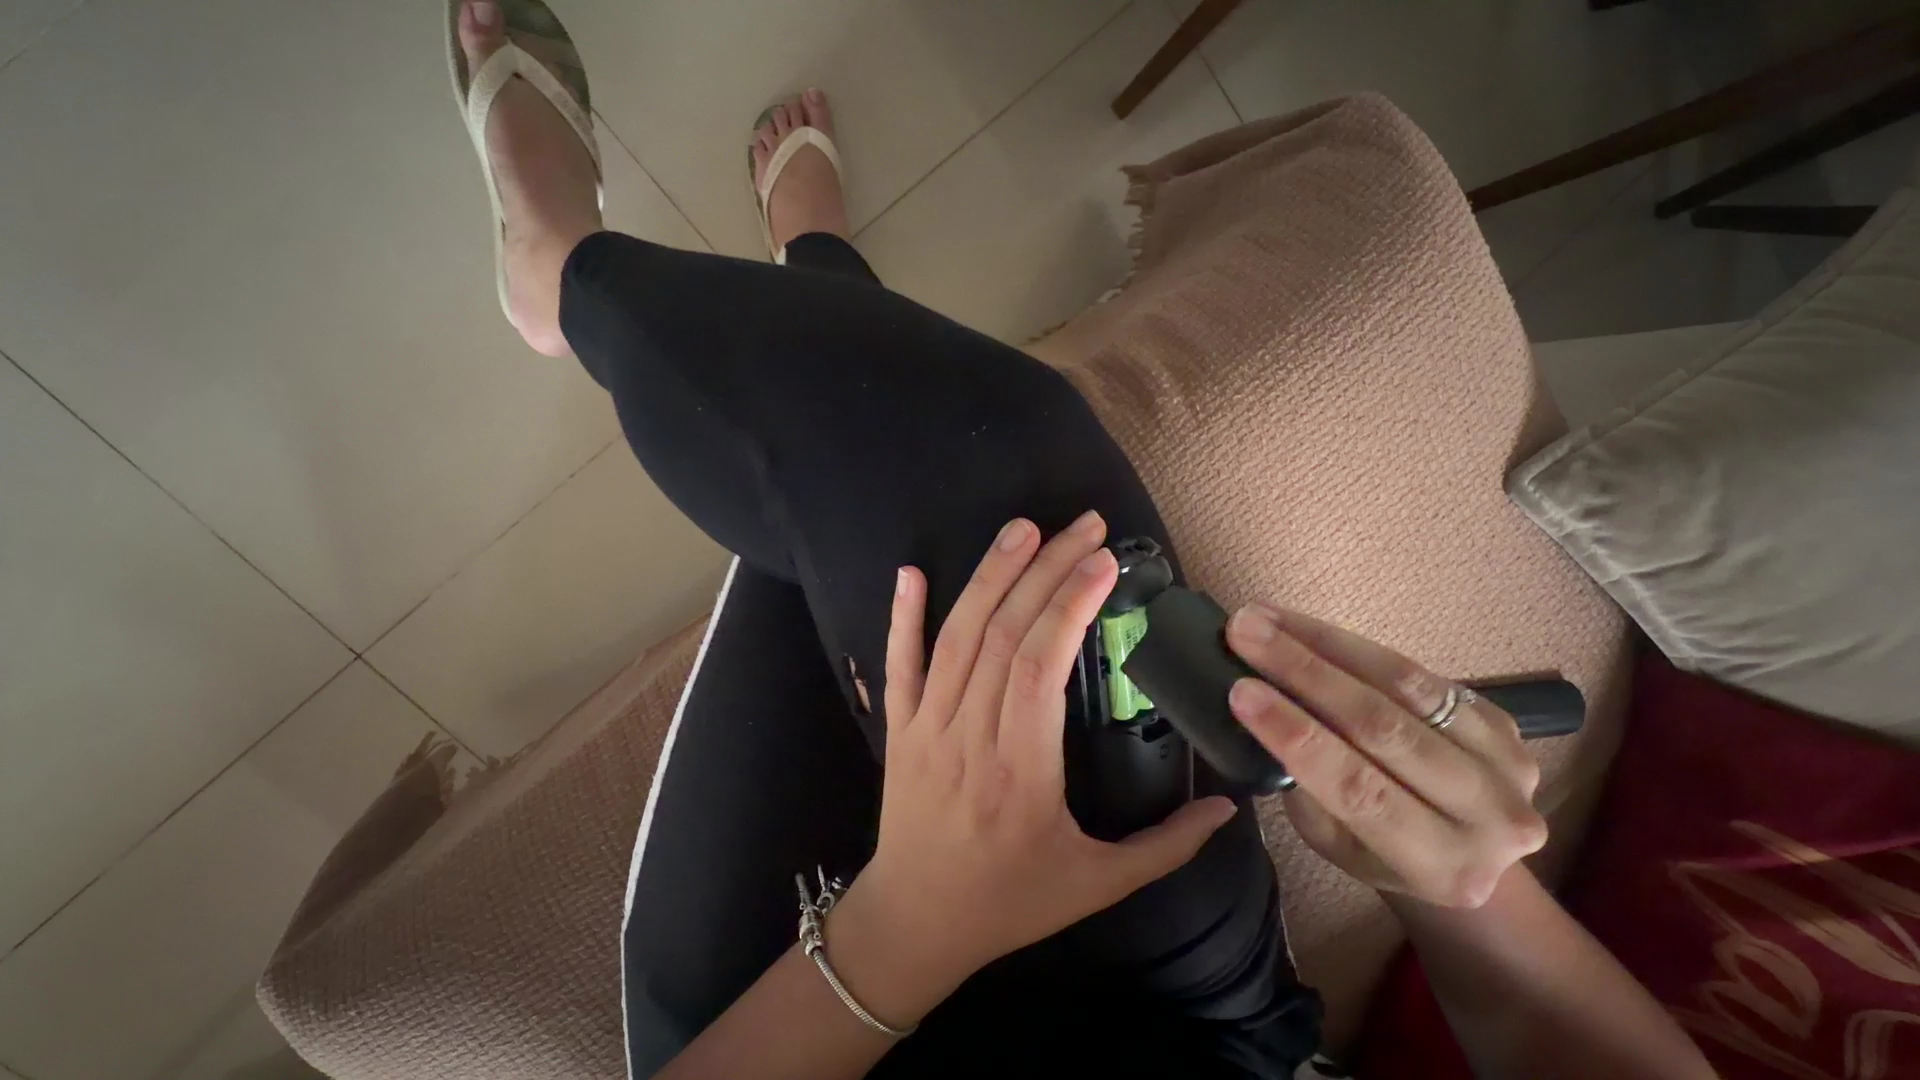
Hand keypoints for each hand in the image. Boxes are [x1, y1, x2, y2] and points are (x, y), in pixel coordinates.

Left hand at [829, 513, 1237, 1022]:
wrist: (916, 924)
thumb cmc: (1010, 904)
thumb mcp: (1097, 886)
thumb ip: (1167, 847)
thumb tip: (1229, 807)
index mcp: (1020, 771)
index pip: (1040, 666)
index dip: (1070, 605)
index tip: (1102, 562)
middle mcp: (969, 737)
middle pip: (1003, 635)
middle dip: (1045, 571)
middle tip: (1083, 525)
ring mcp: (926, 728)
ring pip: (957, 638)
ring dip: (989, 576)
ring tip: (1023, 528)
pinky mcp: (899, 730)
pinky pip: (898, 666)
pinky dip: (903, 617)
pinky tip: (911, 571)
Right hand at [1224, 604, 1546, 907]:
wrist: (1464, 848)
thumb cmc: (1377, 852)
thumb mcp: (1332, 842)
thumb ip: (1310, 786)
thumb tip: (1271, 712)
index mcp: (1441, 866)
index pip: (1359, 790)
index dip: (1297, 735)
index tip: (1240, 690)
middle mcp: (1490, 816)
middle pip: (1384, 726)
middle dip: (1302, 672)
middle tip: (1244, 632)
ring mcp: (1507, 762)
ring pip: (1404, 685)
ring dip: (1322, 642)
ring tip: (1266, 617)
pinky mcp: (1503, 719)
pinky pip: (1418, 670)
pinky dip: (1352, 644)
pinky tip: (1303, 626)